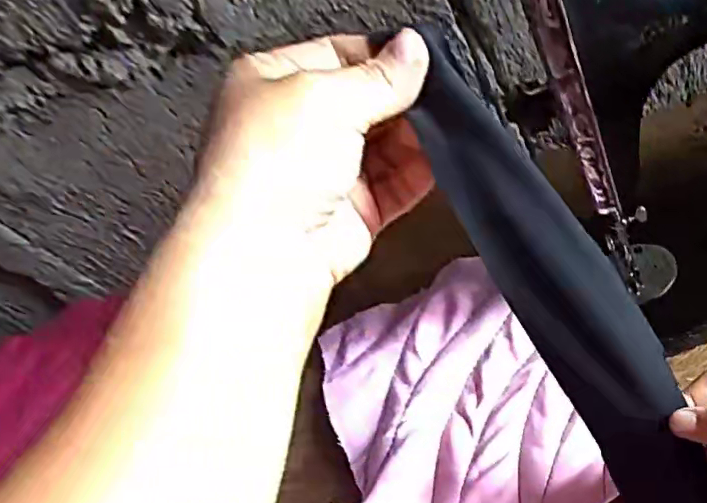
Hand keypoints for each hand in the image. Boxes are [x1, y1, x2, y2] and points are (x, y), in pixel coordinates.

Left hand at [183, 29, 433, 284]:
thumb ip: (379, 77)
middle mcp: (303, 127)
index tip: (418, 63)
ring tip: (439, 136)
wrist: (271, 249)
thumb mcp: (326, 97)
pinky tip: (437, 167)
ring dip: (415, 143)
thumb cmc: (267, 171)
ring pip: (387, 149)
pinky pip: (398, 189)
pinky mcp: (357, 212)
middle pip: (369, 104)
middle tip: (433, 104)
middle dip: (403, 104)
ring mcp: (332, 172)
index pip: (341, 55)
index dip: (382, 59)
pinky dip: (419, 178)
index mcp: (277, 80)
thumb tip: (413, 50)